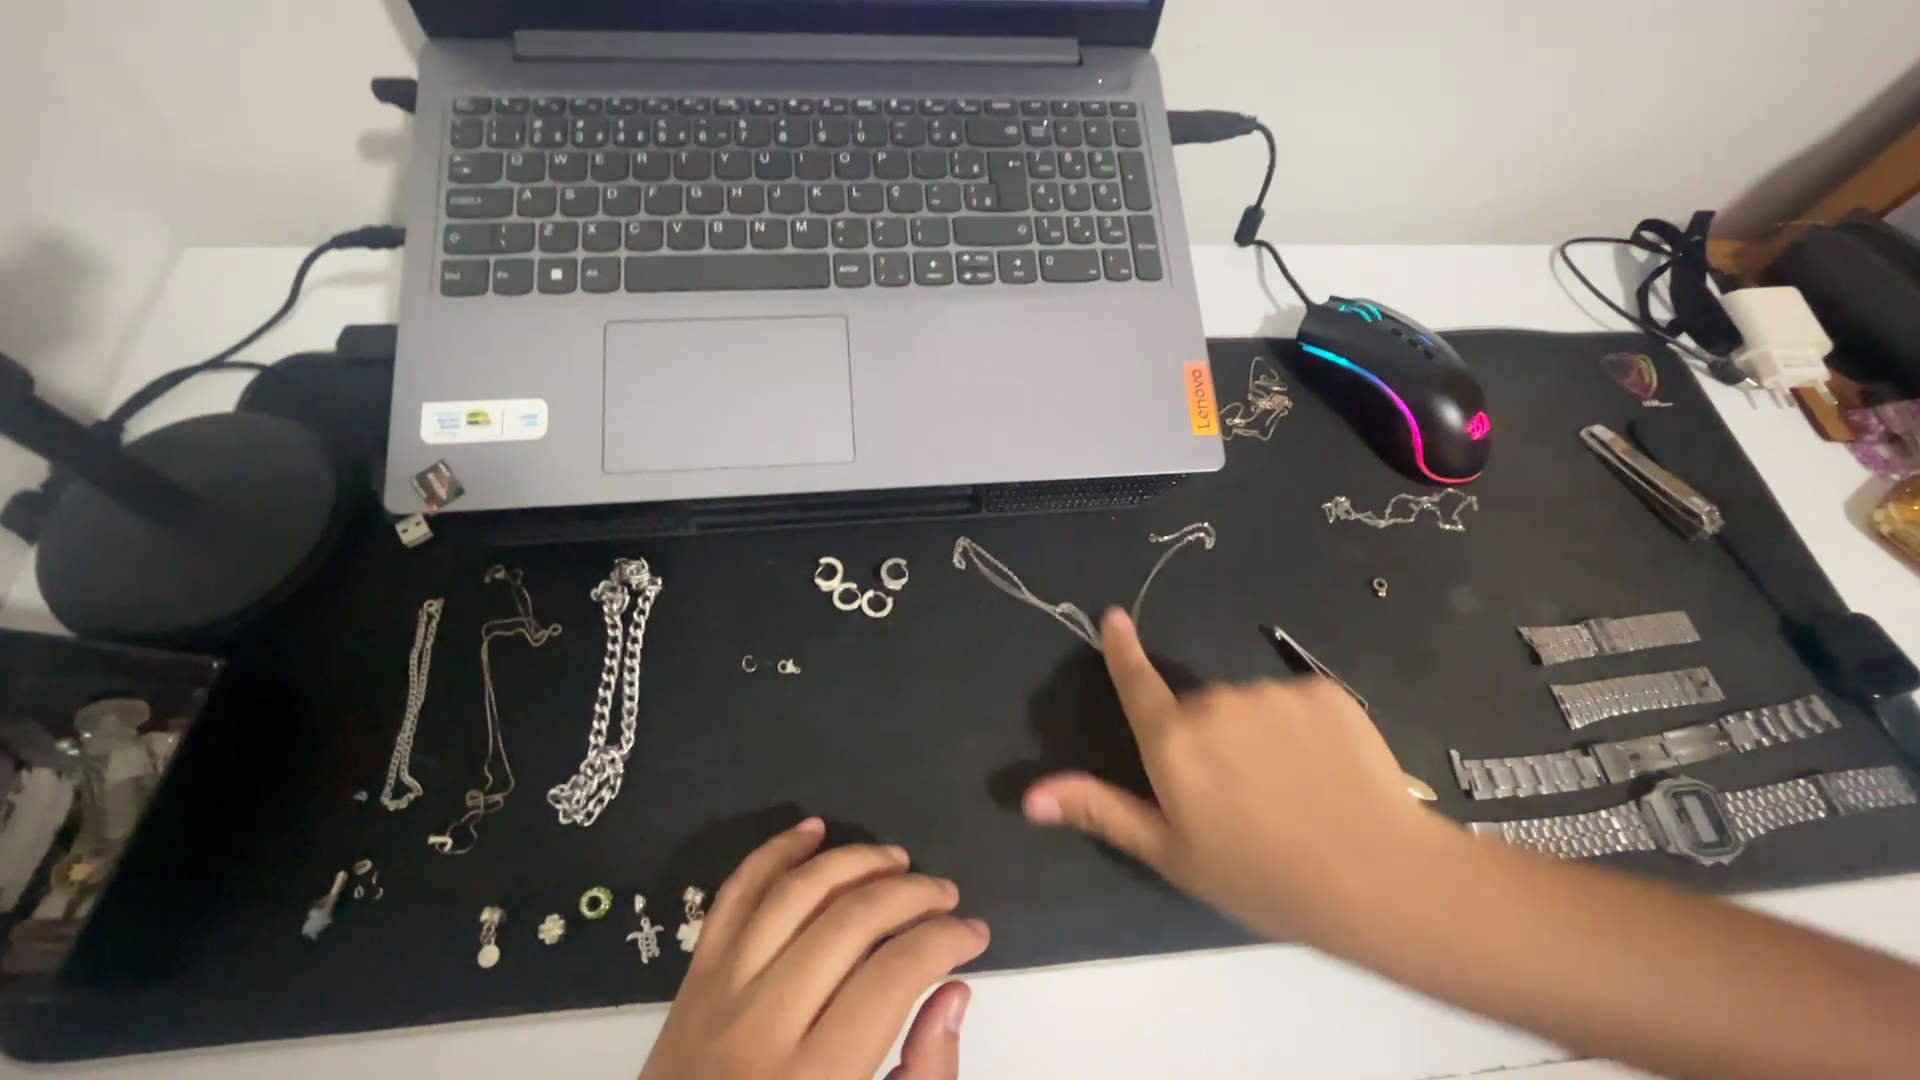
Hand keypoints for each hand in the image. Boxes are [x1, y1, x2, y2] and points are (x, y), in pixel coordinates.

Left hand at [640, 819, 988, 1079]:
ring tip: (897, 859)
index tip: (975, 933)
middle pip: (848, 923)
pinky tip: (813, 830)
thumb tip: (951, 990)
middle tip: (946, 893)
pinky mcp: (691, 981)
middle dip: (910, 895)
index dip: (944, 939)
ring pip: (793, 895)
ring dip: (852, 862)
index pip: (892, 975)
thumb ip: (923, 1078)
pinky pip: (733, 898)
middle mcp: (761, 1026)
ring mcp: (718, 995)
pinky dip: (772, 854)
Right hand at [1022, 609, 1448, 939]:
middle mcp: (1214, 702)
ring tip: (1290, 790)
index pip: (1135, 681)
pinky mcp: (1321, 689)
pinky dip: (1302, 728)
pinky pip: (1295, 700)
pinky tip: (1324, 771)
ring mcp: (1270, 692)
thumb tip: (1030, 795)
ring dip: (1257, 735)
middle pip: (1198, 707)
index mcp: (1172, 741)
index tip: (1114, 616)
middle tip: (1240, 796)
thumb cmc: (1261, 877)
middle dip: (1208, 739)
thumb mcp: (1170, 853)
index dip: (1122, 649)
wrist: (1379, 879)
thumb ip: (1099, 810)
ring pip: (1248, 704)